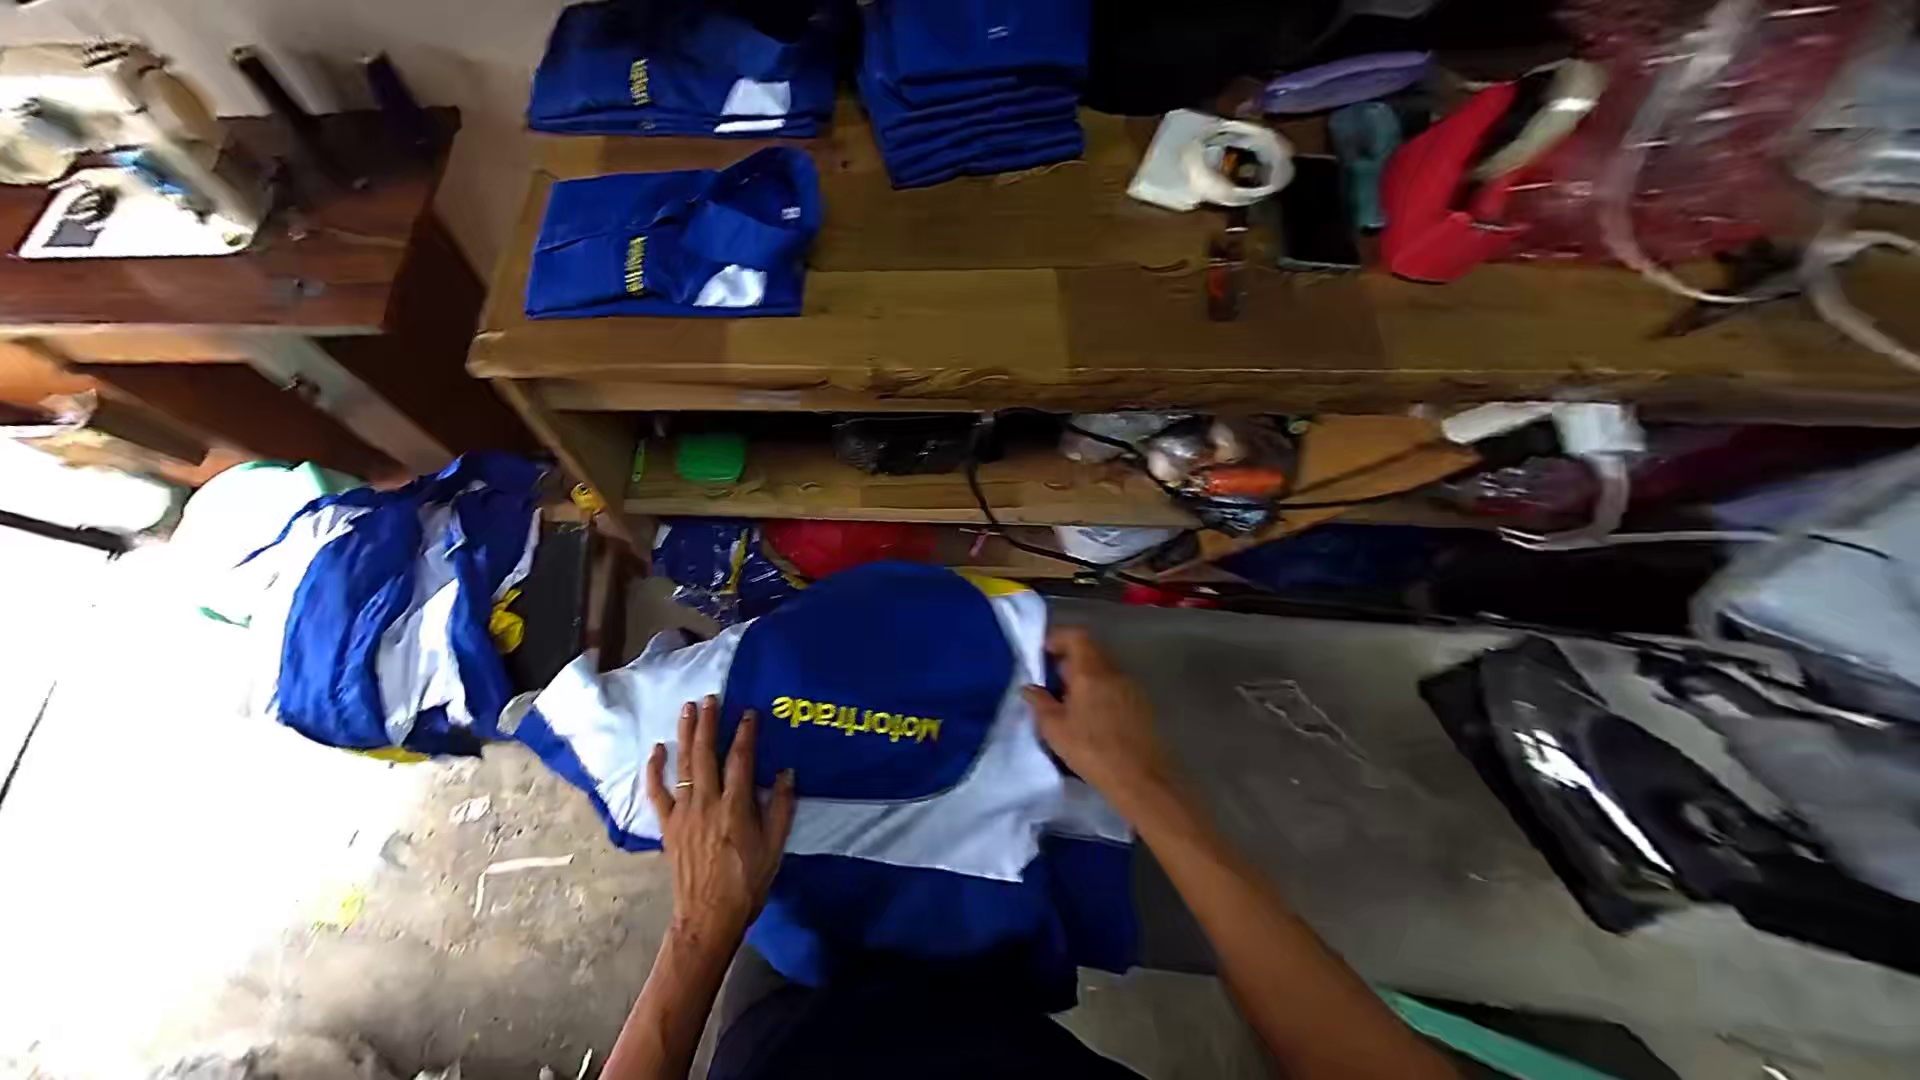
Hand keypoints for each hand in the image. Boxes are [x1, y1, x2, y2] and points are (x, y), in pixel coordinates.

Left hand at [646, 696, 796, 947]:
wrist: (708, 917)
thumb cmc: (747, 881)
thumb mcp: (775, 845)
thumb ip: (782, 806)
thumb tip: (786, 771)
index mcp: (736, 806)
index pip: (741, 758)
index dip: (745, 732)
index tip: (749, 712)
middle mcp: (707, 802)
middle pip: (706, 753)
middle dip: (709, 722)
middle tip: (710, 698)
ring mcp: (684, 813)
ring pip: (683, 765)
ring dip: (686, 734)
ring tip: (688, 709)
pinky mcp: (668, 826)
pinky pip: (658, 793)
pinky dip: (655, 770)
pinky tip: (657, 750)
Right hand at [1021, 627, 1179, 811]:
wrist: (1140, 779)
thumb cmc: (1091, 750)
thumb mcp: (1054, 728)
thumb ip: (1039, 702)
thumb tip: (1029, 688)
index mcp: (1091, 672)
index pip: (1077, 637)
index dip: (1058, 639)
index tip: (1044, 653)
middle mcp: (1113, 672)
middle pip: (1090, 652)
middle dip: (1069, 662)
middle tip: (1052, 684)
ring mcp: (1131, 688)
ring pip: (1104, 671)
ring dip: (1086, 679)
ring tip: (1070, 705)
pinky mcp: (1142, 705)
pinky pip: (1116, 687)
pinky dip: (1101, 692)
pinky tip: (1093, 719)